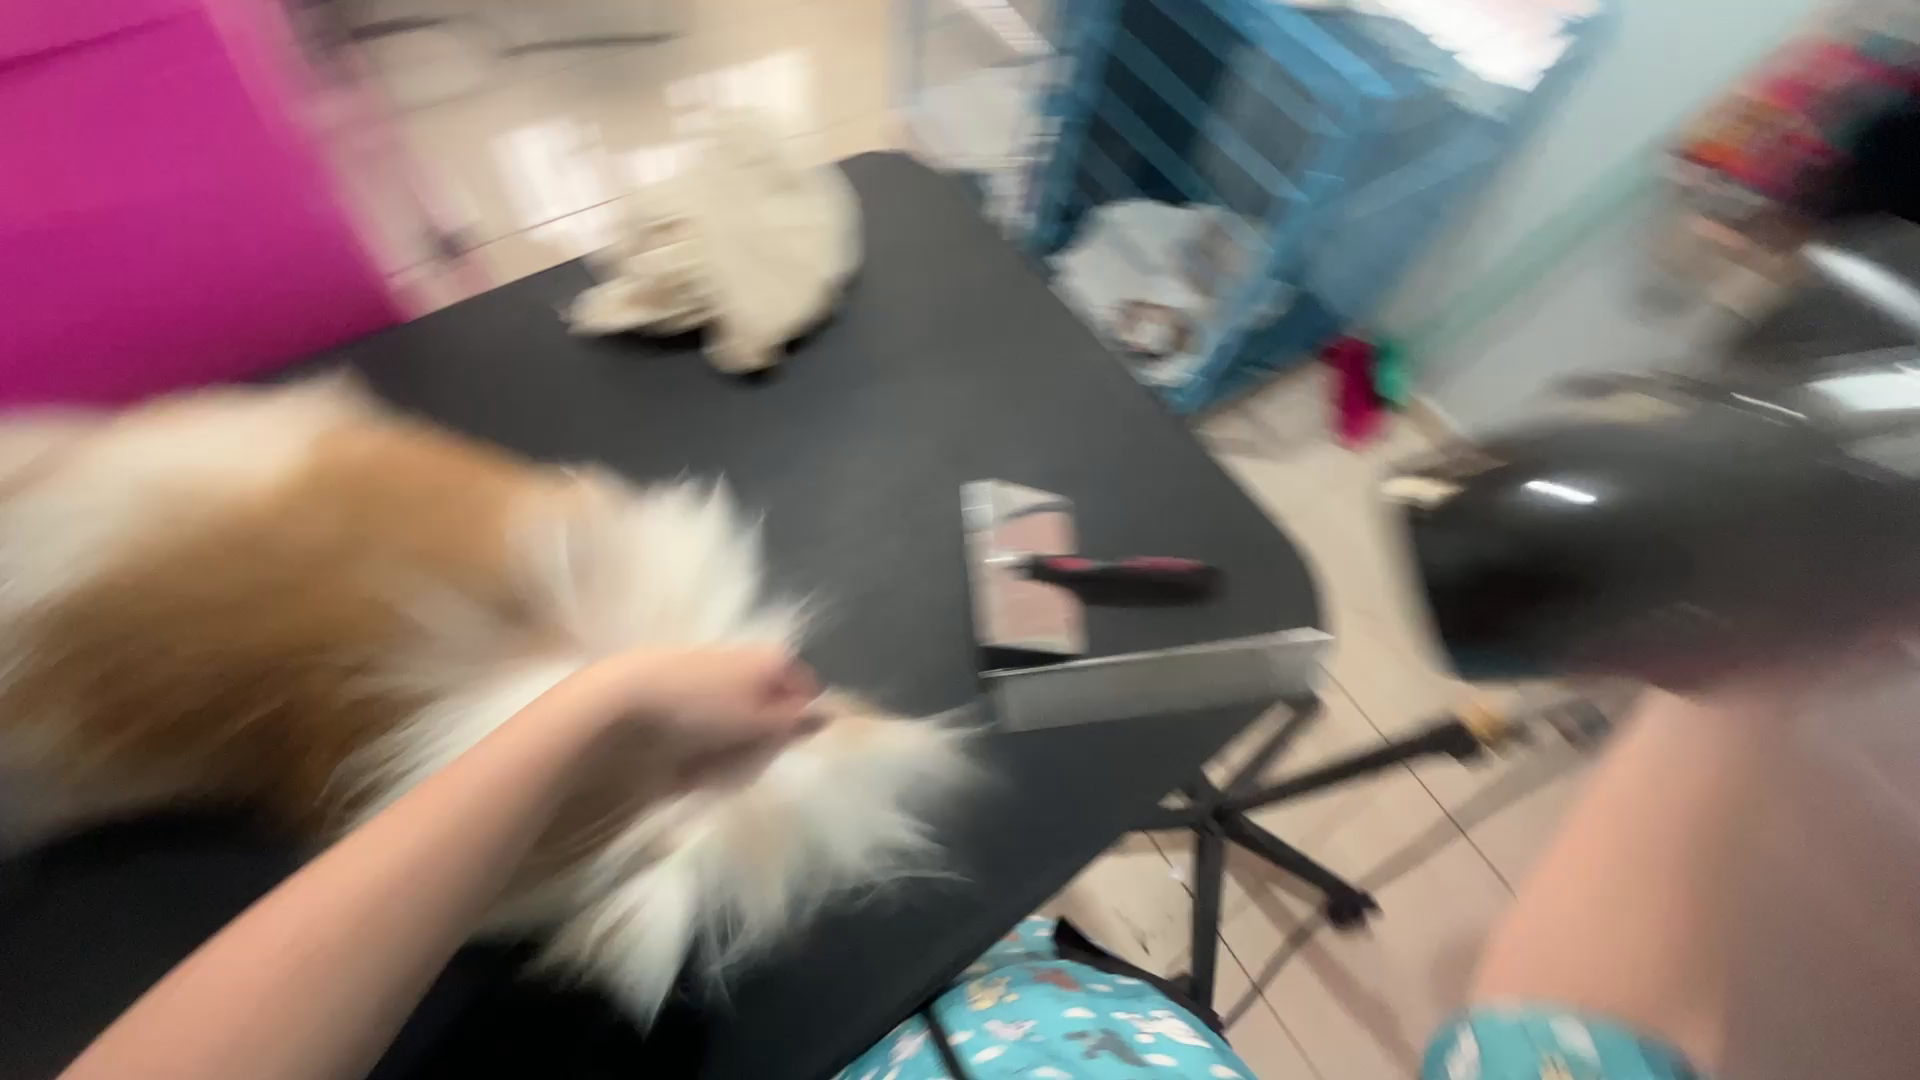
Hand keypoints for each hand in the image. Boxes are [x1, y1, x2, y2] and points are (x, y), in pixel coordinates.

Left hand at [527, 647, 823, 863]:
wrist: (625, 695)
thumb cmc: (703, 707)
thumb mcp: (758, 722)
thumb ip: (795, 720)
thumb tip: (829, 715)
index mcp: (774, 658)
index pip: (808, 692)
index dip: (801, 722)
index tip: (785, 750)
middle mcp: (750, 656)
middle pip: (775, 701)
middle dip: (765, 733)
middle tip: (747, 760)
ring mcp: (717, 666)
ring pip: (742, 711)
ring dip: (734, 739)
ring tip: (712, 763)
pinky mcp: (687, 680)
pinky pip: (712, 713)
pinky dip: (706, 734)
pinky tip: (688, 756)